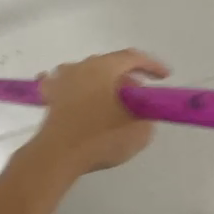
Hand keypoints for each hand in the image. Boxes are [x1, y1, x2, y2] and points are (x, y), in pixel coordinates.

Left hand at [25, 50, 169, 175]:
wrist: (57, 156)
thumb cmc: (100, 138)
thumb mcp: (139, 130)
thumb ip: (146, 114)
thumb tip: (140, 111)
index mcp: (102, 68)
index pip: (132, 57)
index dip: (151, 66)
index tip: (165, 77)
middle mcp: (80, 67)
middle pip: (108, 65)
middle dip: (127, 77)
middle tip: (139, 95)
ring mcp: (60, 81)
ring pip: (86, 74)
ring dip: (102, 83)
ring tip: (112, 99)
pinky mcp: (49, 98)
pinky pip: (63, 85)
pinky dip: (74, 87)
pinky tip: (74, 91)